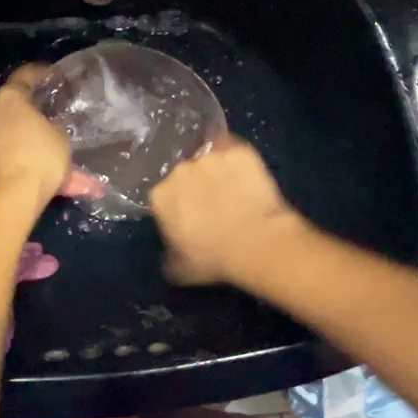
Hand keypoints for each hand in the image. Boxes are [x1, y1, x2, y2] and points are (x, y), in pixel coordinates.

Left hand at [0, 65, 73, 209]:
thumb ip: (56, 128)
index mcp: (8, 99)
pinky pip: (3, 157)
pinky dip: (20, 162)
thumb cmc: (39, 158)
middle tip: (51, 121)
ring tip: (50, 159)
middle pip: (12, 108)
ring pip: (8, 136)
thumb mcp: (61, 138)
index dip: (41, 74)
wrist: (9, 199)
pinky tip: (38, 177)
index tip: (52, 77)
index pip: (24, 76)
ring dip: (27, 144)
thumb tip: (55, 130)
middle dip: (32, 115)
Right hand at [148, 138, 307, 285]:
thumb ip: (167, 254)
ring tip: (234, 188)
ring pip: (209, 159)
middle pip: (184, 174)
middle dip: (195, 186)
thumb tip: (170, 250)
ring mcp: (210, 156)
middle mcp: (179, 170)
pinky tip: (247, 173)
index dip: (177, 207)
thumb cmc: (214, 259)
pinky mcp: (238, 150)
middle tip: (214, 204)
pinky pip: (233, 148)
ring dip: (217, 171)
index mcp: (160, 196)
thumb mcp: (179, 269)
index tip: (190, 219)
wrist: (257, 242)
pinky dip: (238, 159)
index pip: (164, 196)